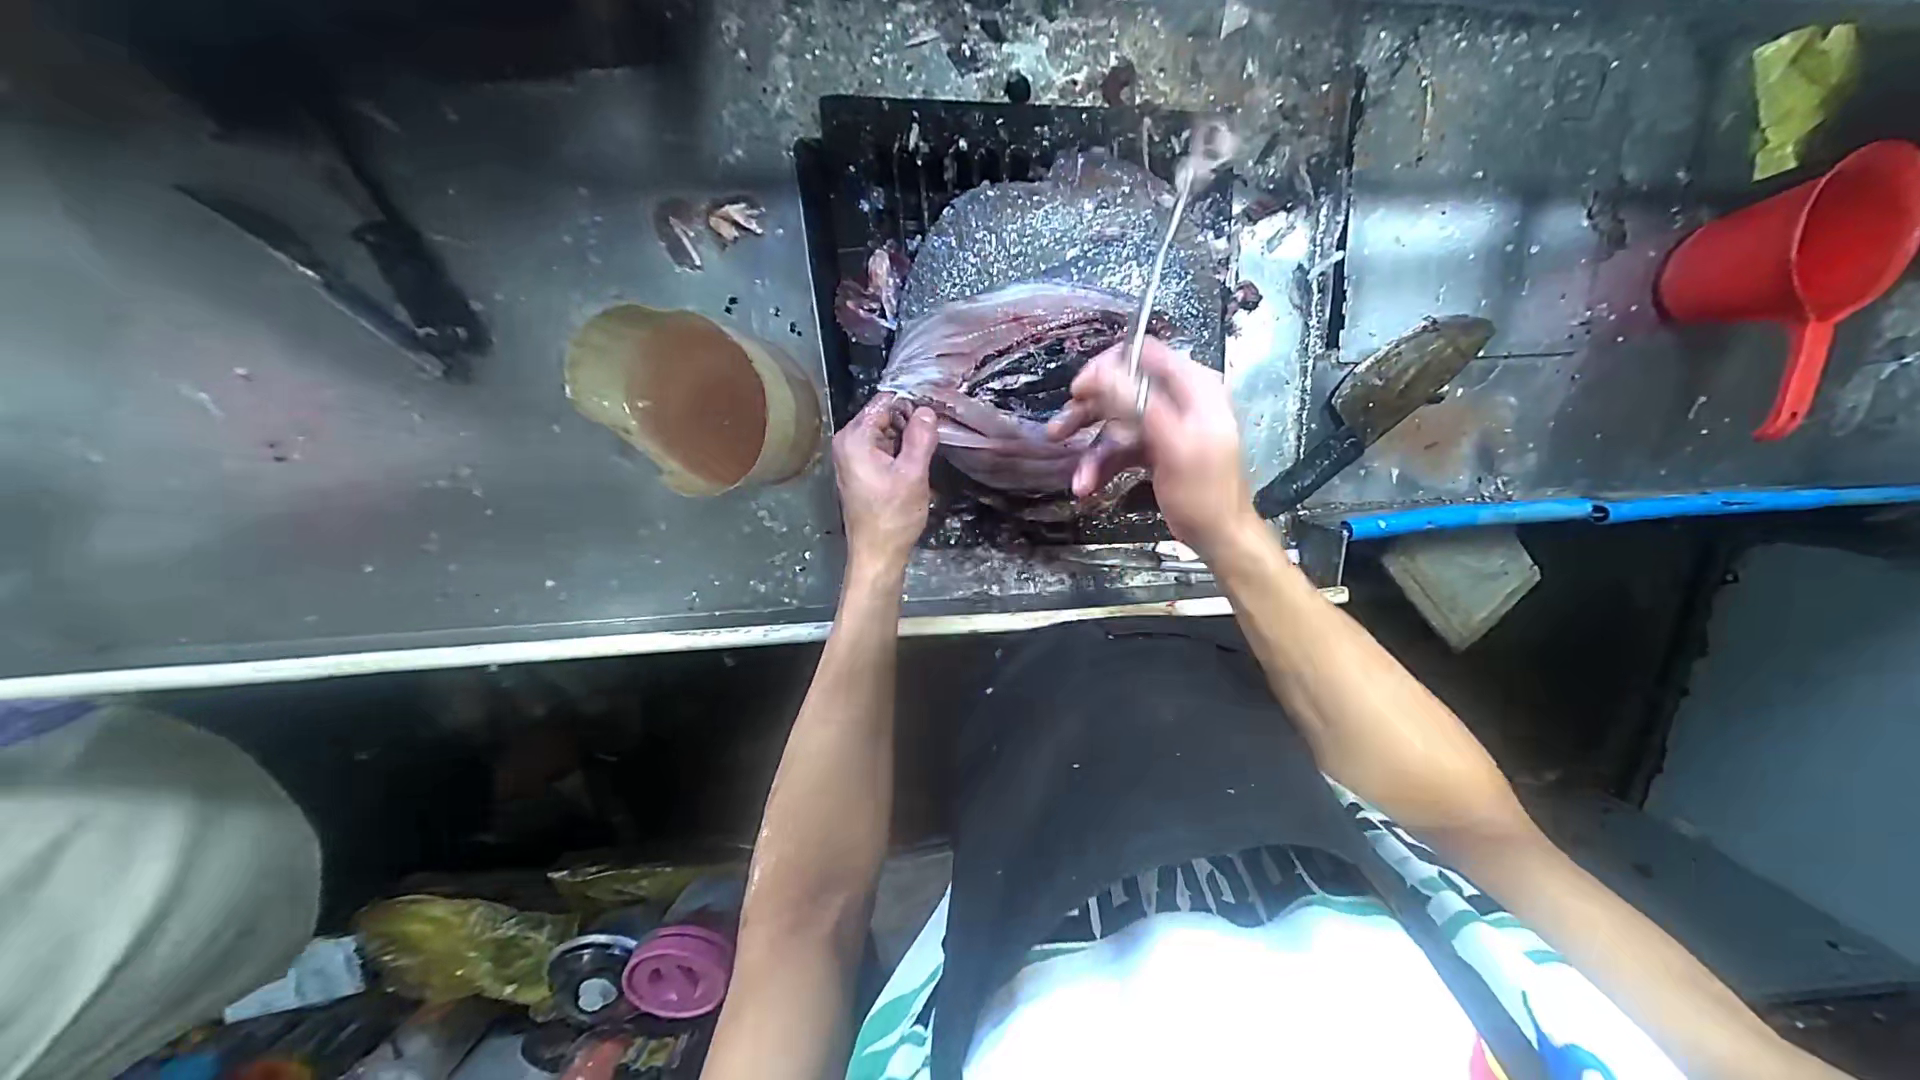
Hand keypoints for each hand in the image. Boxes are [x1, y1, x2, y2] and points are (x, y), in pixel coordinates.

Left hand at [833, 393, 937, 576]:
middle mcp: (847, 442)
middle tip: (934, 435)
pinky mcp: (859, 471)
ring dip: (907, 439)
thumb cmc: (893, 517)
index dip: (911, 405)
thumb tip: (927, 410)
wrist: (877, 554)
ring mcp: (851, 457)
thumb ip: (920, 437)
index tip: (934, 415)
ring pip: (885, 433)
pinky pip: (882, 449)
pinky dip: (899, 453)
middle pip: (884, 416)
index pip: (885, 402)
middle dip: (910, 422)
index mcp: (854, 438)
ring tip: (928, 450)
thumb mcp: (913, 473)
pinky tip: (915, 465)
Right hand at [1048, 338, 1258, 554]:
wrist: (1220, 537)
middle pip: (1122, 390)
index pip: (1144, 354)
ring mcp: (1166, 426)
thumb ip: (1140, 404)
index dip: (1107, 367)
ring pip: (1117, 424)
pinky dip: (1103, 466)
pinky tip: (1088, 485)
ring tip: (1078, 480)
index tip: (1078, 391)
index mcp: (1194, 387)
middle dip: (1088, 413)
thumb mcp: (1173, 445)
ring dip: (1093, 451)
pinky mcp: (1156, 449)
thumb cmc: (1204, 494)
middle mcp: (1179, 400)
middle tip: (1059, 430)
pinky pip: (1121, 449)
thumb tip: (1103, 373)